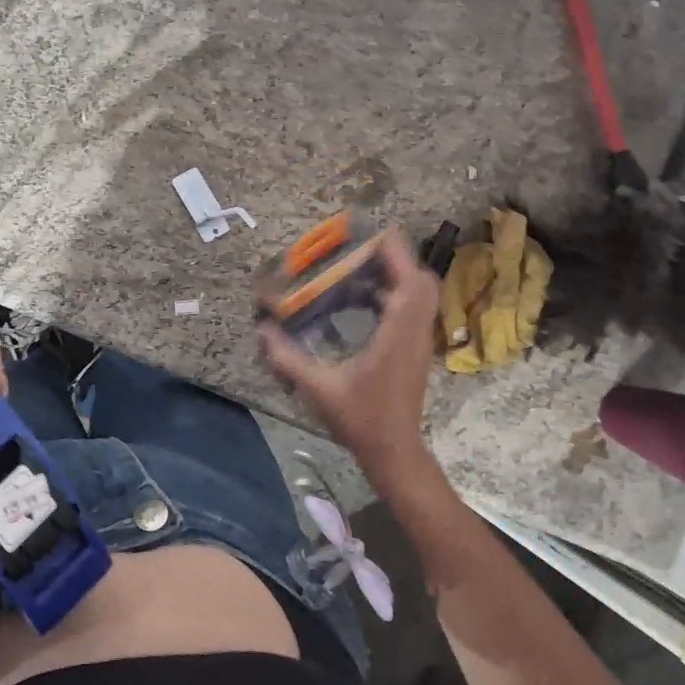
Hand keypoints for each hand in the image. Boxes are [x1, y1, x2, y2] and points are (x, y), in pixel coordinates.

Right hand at [260, 231, 441, 483]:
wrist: (394, 451)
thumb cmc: (360, 419)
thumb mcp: (319, 389)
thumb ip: (288, 359)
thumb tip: (262, 332)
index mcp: (398, 334)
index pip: (410, 280)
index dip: (394, 252)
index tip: (367, 233)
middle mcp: (415, 331)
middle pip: (422, 280)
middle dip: (395, 258)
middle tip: (361, 250)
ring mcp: (419, 341)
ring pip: (421, 294)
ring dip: (396, 275)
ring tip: (359, 268)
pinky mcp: (415, 350)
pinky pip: (413, 309)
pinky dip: (394, 294)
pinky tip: (363, 300)